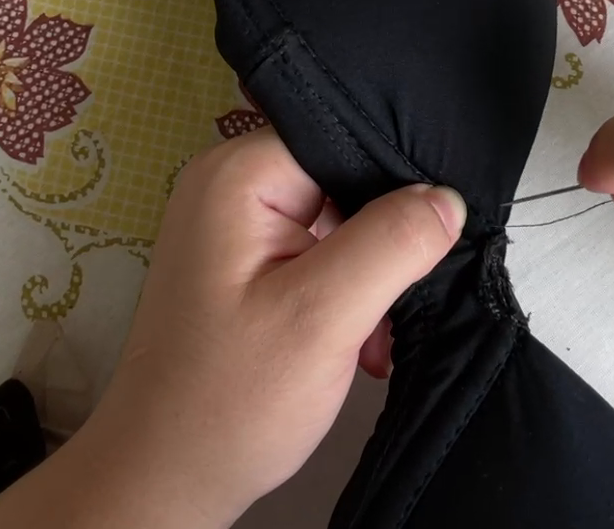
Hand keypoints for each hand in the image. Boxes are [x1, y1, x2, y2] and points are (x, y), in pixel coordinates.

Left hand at [0, 129, 464, 528]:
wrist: (166, 478)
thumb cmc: (233, 397)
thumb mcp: (323, 316)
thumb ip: (391, 243)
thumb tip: (447, 195)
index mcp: (237, 173)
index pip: (337, 135)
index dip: (390, 174)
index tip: (434, 221)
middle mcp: (228, 180)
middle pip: (337, 176)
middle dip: (380, 235)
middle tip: (406, 294)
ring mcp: (231, 220)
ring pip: (333, 216)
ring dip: (366, 272)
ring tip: (376, 335)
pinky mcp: (241, 256)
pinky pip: (312, 247)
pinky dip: (342, 288)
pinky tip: (358, 339)